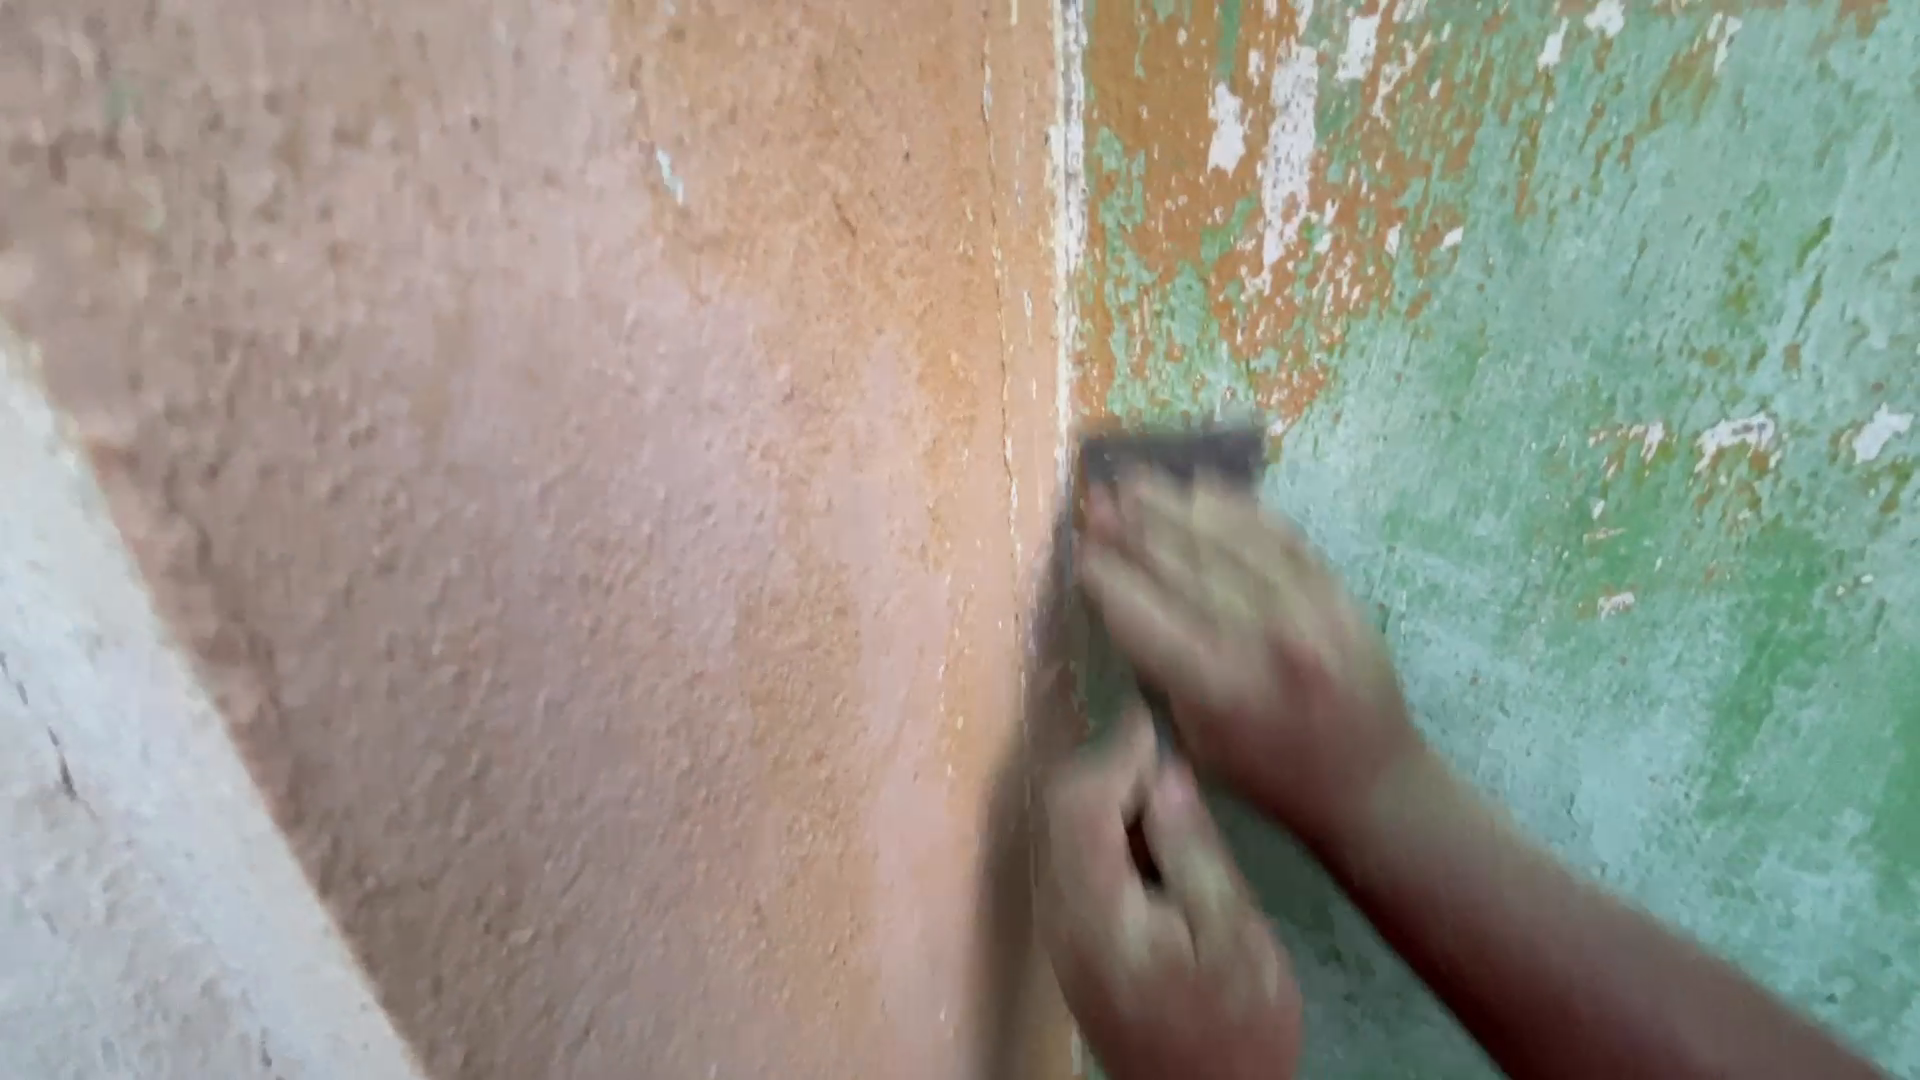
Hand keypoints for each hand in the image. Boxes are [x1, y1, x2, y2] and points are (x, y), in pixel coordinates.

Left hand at [1039, 708, 1301, 1079]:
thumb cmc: (1235, 1027)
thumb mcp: (1235, 937)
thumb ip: (1191, 847)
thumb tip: (1164, 771)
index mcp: (1092, 907)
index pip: (1080, 799)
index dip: (1115, 751)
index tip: (1152, 721)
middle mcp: (1056, 906)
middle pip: (1060, 804)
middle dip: (1107, 766)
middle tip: (1162, 756)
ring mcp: (1055, 919)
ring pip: (1061, 821)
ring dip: (1104, 790)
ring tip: (1158, 784)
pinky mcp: (1067, 927)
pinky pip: (1070, 847)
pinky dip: (1101, 820)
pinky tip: (1144, 827)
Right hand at [1079, 473, 1419, 848]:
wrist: (1373, 784)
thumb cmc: (1267, 773)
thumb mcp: (1194, 738)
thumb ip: (1158, 667)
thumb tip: (1120, 597)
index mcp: (1217, 685)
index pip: (1140, 613)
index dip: (1103, 576)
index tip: (1078, 547)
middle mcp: (1260, 638)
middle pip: (1179, 565)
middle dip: (1130, 527)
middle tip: (1097, 497)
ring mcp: (1306, 607)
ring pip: (1225, 539)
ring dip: (1173, 505)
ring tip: (1135, 478)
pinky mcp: (1336, 591)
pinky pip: (1278, 535)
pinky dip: (1235, 508)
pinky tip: (1202, 487)